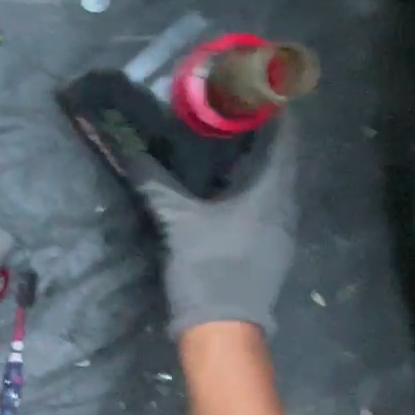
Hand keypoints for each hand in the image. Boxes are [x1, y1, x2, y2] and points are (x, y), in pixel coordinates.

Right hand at [122, 113, 299, 338]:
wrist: (225, 329)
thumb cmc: (210, 268)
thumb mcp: (178, 222)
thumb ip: (156, 184)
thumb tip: (128, 151)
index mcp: (272, 190)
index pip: (285, 133)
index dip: (272, 106)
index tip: (252, 86)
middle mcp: (286, 205)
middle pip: (281, 156)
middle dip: (258, 132)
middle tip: (228, 111)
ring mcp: (281, 230)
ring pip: (273, 182)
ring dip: (253, 162)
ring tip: (222, 144)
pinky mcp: (269, 248)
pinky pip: (265, 203)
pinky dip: (248, 187)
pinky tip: (223, 188)